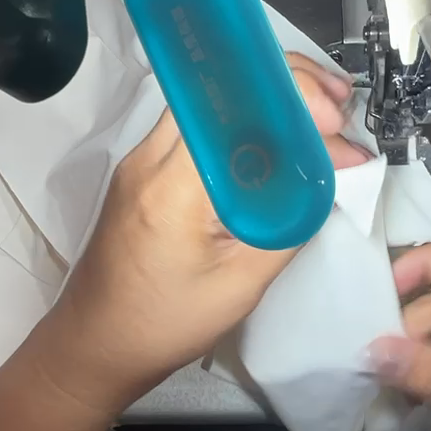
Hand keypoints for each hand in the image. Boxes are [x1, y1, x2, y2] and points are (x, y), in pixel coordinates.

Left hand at [32, 54, 372, 414]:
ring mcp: (140, 161)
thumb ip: (290, 226)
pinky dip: (241, 129)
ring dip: (264, 105)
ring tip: (317, 123)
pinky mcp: (142, 173)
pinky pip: (198, 131)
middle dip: (286, 85)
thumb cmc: (161, 325)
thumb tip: (330, 180)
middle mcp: (149, 158)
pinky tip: (274, 150)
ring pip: (210, 105)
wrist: (93, 345)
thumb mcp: (240, 285)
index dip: (291, 95)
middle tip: (337, 107)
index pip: (235, 104)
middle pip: (221, 88)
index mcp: (173, 185)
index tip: (334, 114)